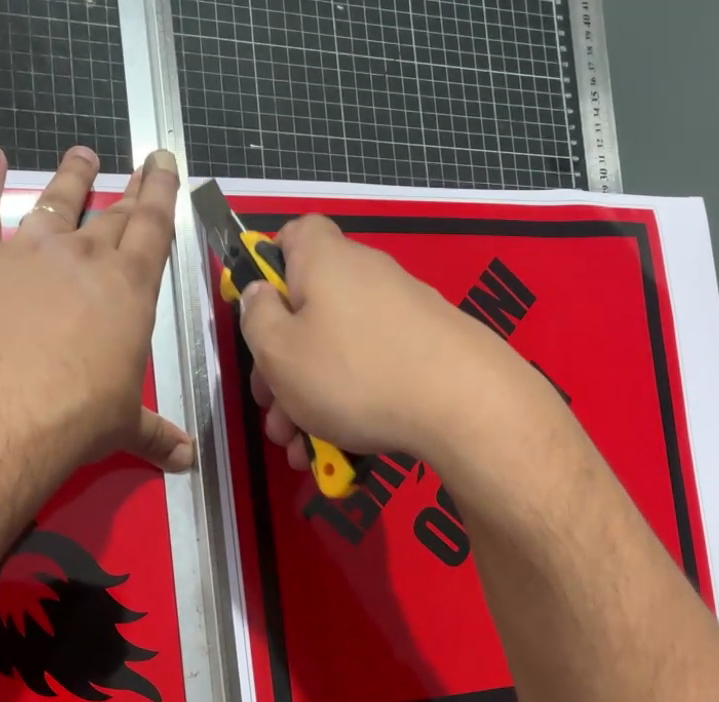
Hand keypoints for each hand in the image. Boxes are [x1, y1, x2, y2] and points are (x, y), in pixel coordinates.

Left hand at [0, 144, 192, 471]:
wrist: (4, 408)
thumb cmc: (78, 417)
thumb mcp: (124, 427)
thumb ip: (156, 434)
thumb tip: (188, 459)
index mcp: (130, 290)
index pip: (153, 230)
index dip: (161, 194)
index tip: (163, 165)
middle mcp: (85, 257)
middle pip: (113, 213)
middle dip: (129, 187)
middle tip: (138, 164)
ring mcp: (29, 250)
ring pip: (55, 199)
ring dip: (71, 176)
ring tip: (81, 155)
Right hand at [240, 215, 547, 470]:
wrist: (461, 405)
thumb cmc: (353, 373)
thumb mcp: (278, 351)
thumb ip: (256, 318)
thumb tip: (259, 294)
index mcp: (324, 261)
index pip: (294, 233)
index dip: (269, 264)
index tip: (258, 311)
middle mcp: (364, 277)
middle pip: (308, 311)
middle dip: (281, 366)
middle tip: (271, 410)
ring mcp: (399, 314)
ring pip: (335, 353)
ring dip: (309, 401)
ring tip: (300, 449)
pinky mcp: (424, 350)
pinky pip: (369, 372)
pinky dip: (349, 405)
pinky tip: (339, 450)